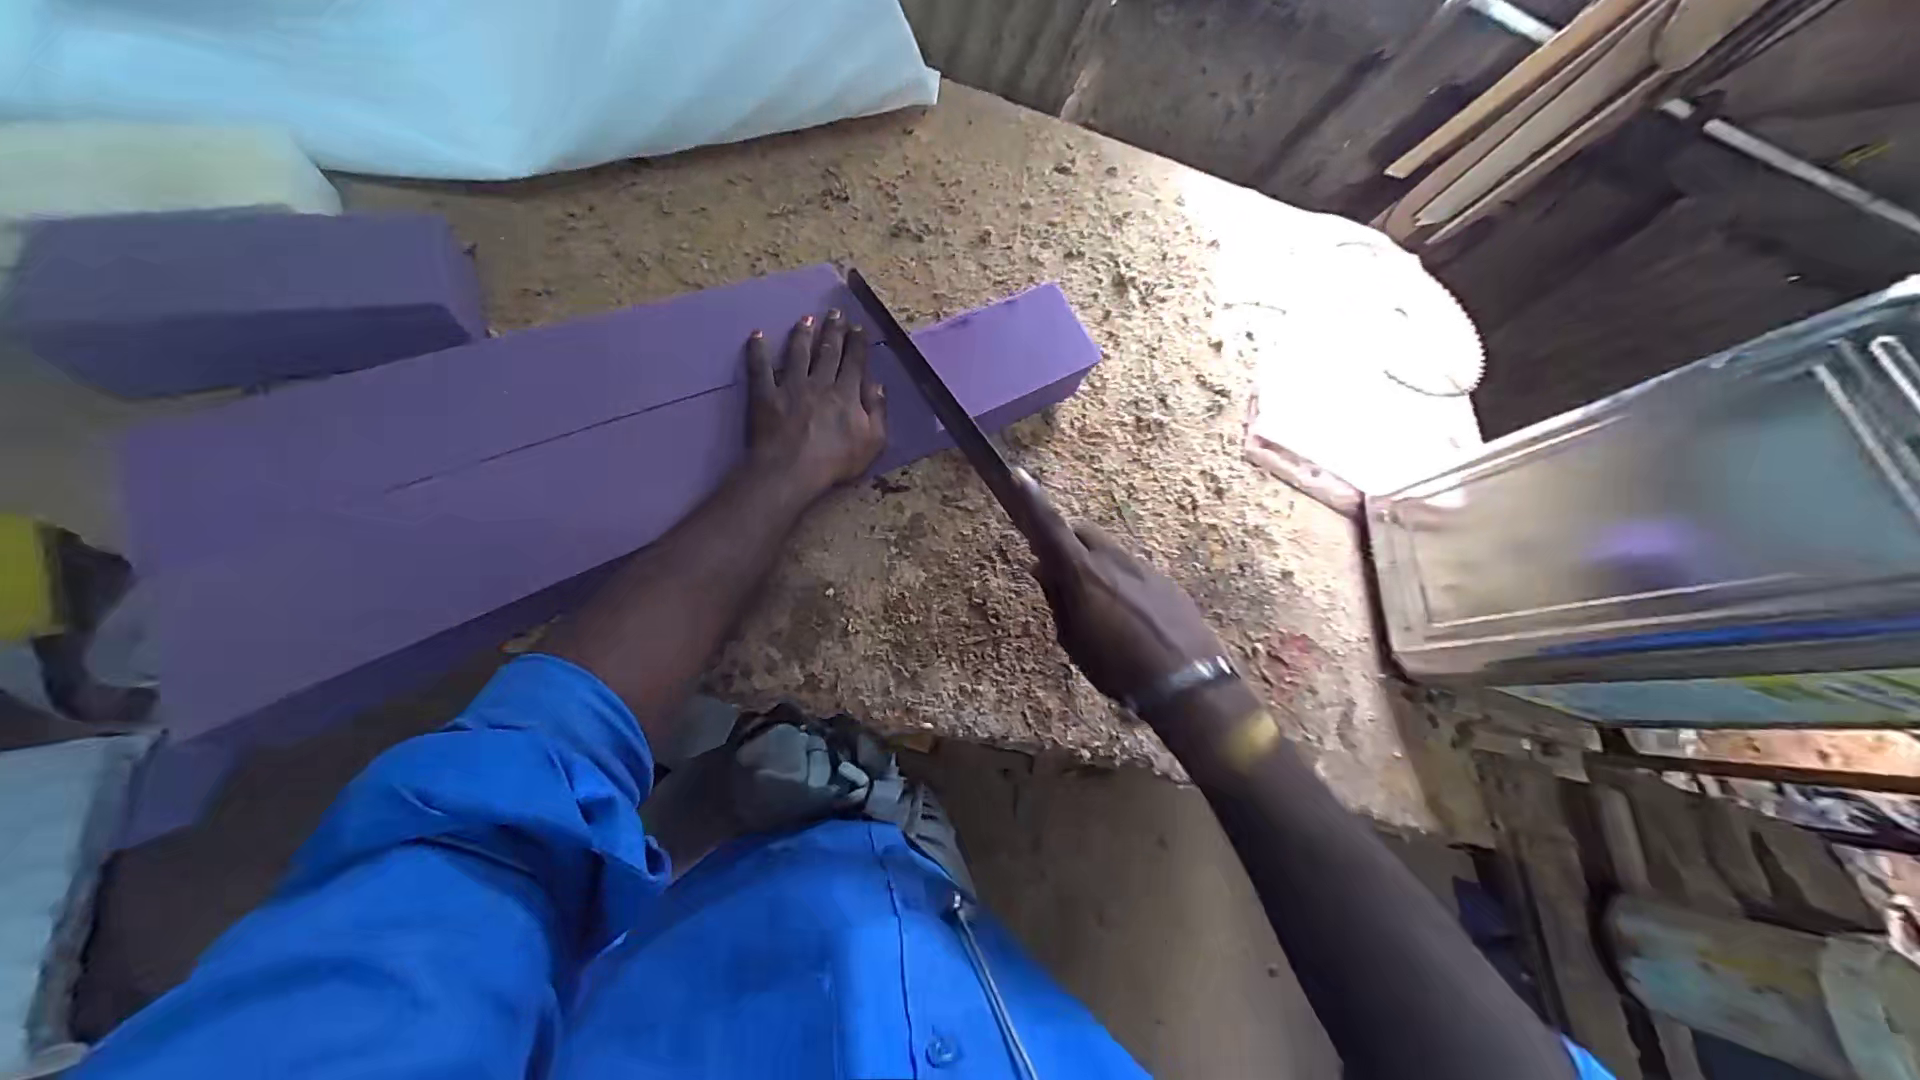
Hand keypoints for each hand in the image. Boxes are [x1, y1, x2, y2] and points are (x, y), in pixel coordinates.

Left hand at [746, 310, 887, 495]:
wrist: (793, 470)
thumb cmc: (836, 461)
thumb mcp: (873, 442)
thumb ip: (878, 412)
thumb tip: (878, 385)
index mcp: (847, 394)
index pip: (855, 362)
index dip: (857, 343)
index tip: (858, 327)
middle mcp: (820, 382)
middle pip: (829, 351)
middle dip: (833, 330)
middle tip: (835, 312)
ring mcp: (791, 386)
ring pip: (798, 353)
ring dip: (803, 334)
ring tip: (806, 319)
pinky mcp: (766, 395)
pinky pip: (760, 368)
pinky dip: (757, 351)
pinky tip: (756, 335)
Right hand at [1016, 473, 1232, 717]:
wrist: (1187, 682)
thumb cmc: (1117, 668)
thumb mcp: (1073, 640)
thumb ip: (1057, 599)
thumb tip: (1042, 568)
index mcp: (1083, 574)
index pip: (1050, 528)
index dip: (1032, 501)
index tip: (1020, 475)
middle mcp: (1113, 560)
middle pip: (1082, 532)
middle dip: (1067, 542)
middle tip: (1061, 573)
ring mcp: (1143, 567)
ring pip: (1109, 550)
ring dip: (1095, 563)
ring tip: (1098, 603)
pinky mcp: (1166, 580)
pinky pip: (1133, 568)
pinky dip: (1120, 579)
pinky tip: (1128, 614)